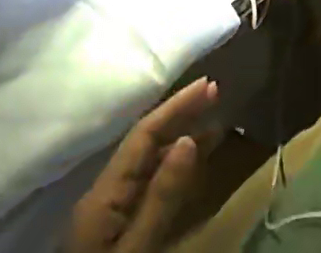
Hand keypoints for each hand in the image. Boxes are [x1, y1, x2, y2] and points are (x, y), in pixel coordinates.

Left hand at [64, 78, 219, 252]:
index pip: (144, 134)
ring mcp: (109, 210)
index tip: (208, 85)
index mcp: (105, 190)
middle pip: (146, 143)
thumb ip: (162, 195)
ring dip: (181, 141)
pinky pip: (148, 186)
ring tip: (214, 125)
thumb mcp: (137, 247)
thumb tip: (189, 139)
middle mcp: (105, 191)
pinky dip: (173, 170)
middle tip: (215, 95)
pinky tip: (190, 166)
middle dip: (180, 116)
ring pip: (149, 163)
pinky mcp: (116, 229)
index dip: (177, 105)